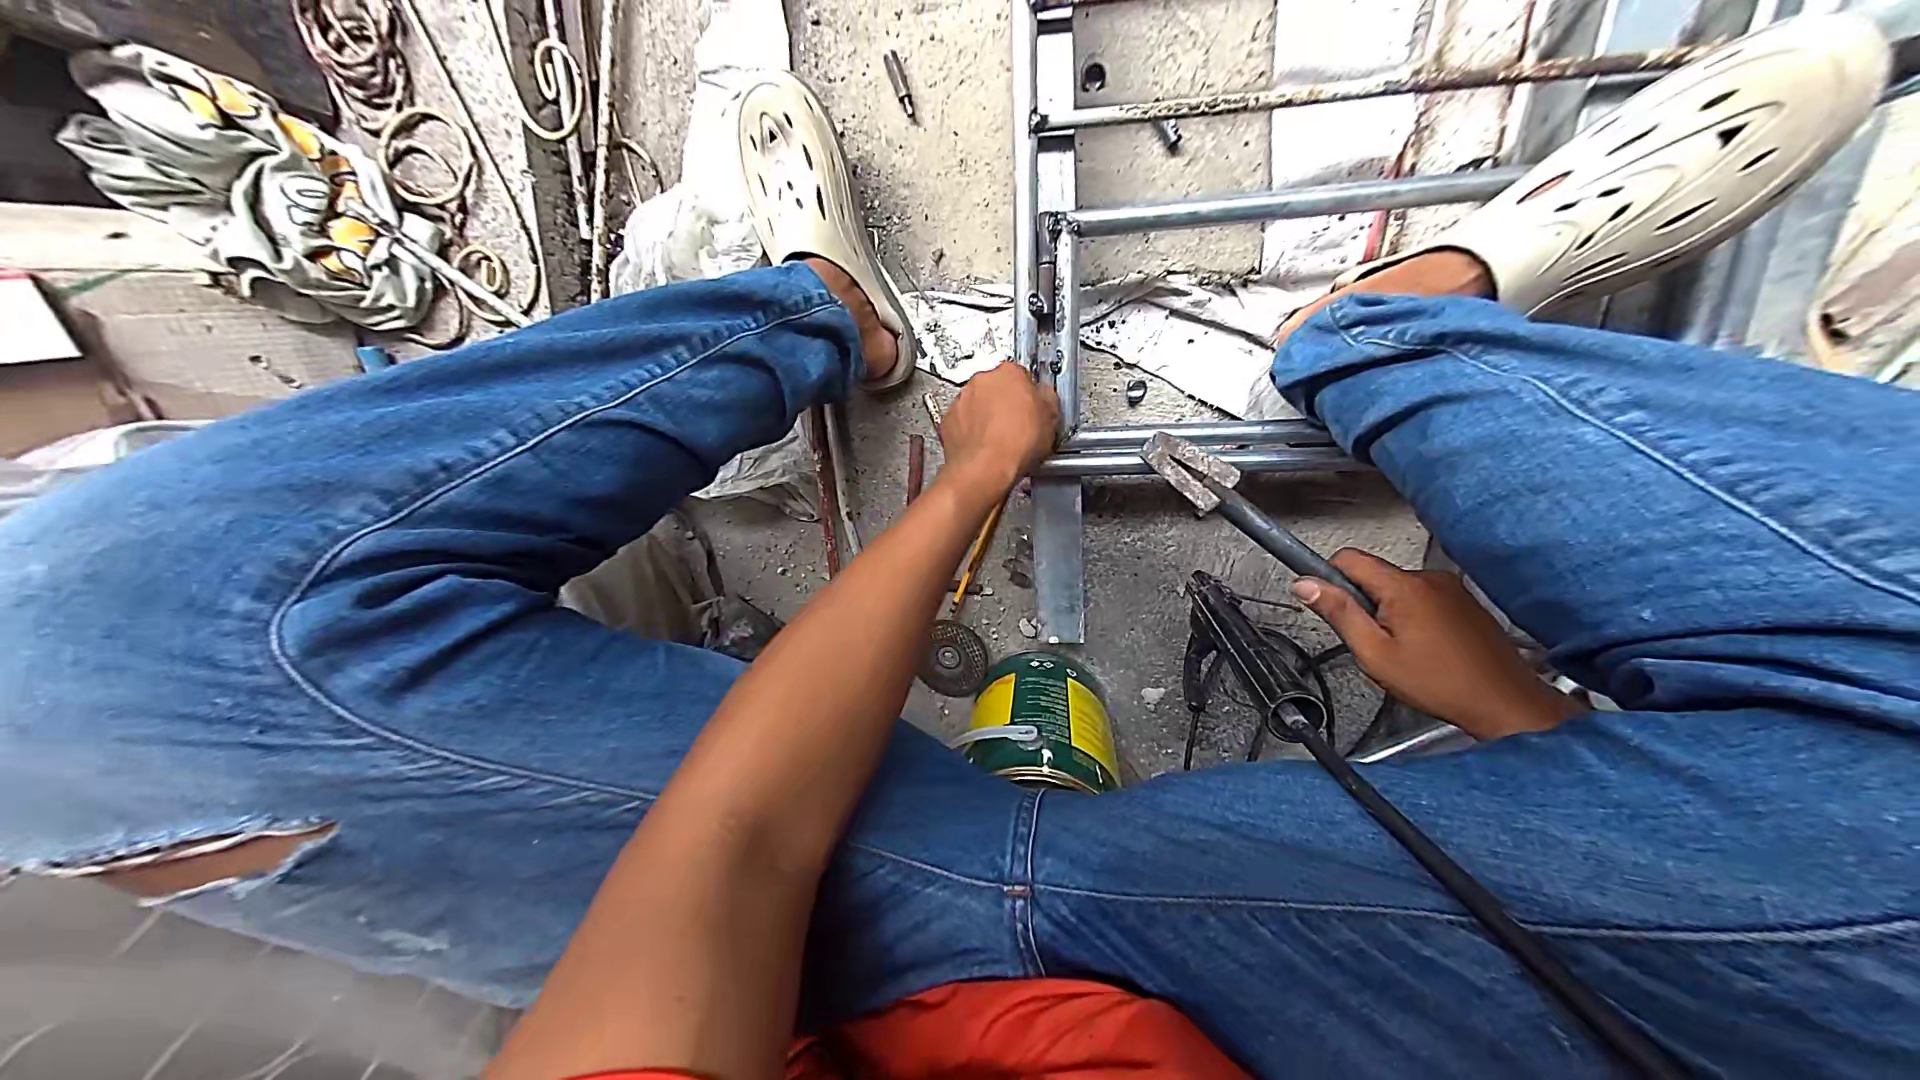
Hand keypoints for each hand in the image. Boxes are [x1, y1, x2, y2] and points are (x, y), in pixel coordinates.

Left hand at [939, 361, 1059, 494]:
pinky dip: (970, 431)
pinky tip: (984, 446)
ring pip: (977, 403)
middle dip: (1004, 403)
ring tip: (1000, 439)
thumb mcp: (1050, 420)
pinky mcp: (949, 420)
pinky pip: (962, 421)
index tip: (1032, 406)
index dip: (1028, 393)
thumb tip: (1046, 399)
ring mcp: (962, 400)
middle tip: (1016, 424)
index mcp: (1009, 373)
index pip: (1021, 374)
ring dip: (986, 416)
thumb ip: (1047, 400)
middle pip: (996, 386)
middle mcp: (981, 381)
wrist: (984, 468)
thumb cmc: (1014, 445)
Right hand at [1291, 549, 1579, 738]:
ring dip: (1387, 611)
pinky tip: (1422, 646)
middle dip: (1362, 602)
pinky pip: (1420, 596)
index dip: (1329, 578)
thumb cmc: (1442, 684)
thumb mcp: (1374, 653)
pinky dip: (1411, 616)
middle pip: (1372, 574)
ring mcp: (1450, 588)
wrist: (1505, 704)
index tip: (1327, 602)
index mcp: (1405, 588)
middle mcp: (1430, 579)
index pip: (1348, 558)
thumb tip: (1306, 584)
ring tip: (1400, 647)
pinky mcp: (1463, 601)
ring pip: (1395, 588)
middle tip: (1371, 640)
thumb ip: (1338, 613)